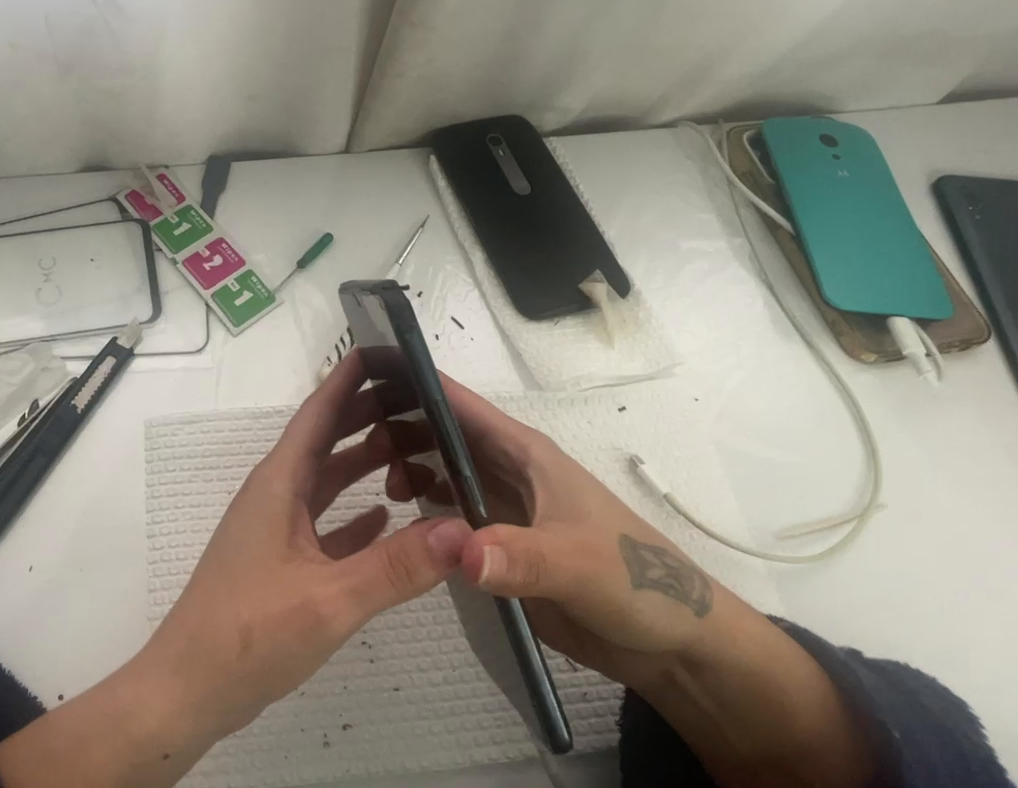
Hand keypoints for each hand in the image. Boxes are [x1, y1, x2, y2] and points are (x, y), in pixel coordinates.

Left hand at [140, 350, 473, 737]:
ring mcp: (275, 530)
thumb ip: (397, 567)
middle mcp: (275, 496)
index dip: (349, 379)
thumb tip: (463, 532)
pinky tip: (388, 520)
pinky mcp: (279, 563)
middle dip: (369, 417)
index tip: (385, 350)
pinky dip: (356, 516)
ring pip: (327, 482)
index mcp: (278, 484)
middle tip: (422, 402)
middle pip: (326, 441)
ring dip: (365, 466)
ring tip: (418, 454)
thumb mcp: (330, 600)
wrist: (188, 690)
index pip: (318, 413)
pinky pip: (324, 524)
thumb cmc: (248, 634)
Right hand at [383, 374, 878, 786]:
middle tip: (345, 438)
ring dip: (405, 466)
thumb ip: (521, 557)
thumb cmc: (635, 582)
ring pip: (440, 471)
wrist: (671, 644)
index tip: (360, 372)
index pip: (460, 405)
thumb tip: (461, 549)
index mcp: (525, 454)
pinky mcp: (499, 546)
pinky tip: (393, 518)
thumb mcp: (579, 564)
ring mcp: (501, 509)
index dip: (412, 383)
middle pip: (440, 433)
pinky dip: (421, 508)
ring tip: (364, 477)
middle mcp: (506, 472)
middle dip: (396, 426)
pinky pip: (448, 515)